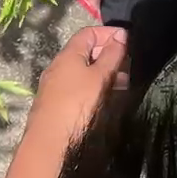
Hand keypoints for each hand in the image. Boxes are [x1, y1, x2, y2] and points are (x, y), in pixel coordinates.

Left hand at [22, 25, 127, 151]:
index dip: (109, 33)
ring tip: (122, 86)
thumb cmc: (76, 104)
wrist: (48, 145)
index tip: (128, 42)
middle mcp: (58, 66)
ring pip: (83, 71)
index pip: (89, 32)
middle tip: (129, 66)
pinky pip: (78, 86)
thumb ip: (112, 54)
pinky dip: (94, 87)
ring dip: (103, 73)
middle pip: (86, 51)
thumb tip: (121, 34)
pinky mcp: (55, 104)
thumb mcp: (100, 77)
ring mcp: (54, 86)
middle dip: (108, 55)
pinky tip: (105, 100)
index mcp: (67, 54)